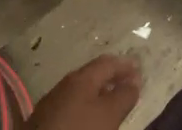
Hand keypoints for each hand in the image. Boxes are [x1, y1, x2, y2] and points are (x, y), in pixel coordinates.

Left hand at [25, 54, 143, 129]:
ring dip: (97, 93)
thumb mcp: (111, 113)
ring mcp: (50, 102)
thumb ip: (126, 94)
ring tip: (109, 104)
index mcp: (83, 77)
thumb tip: (134, 81)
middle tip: (127, 86)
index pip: (110, 61)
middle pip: (93, 74)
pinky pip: (69, 105)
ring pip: (80, 90)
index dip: (127, 65)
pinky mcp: (41, 121)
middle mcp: (65, 83)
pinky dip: (83, 106)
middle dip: (112, 78)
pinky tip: (86, 119)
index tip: (140, 72)